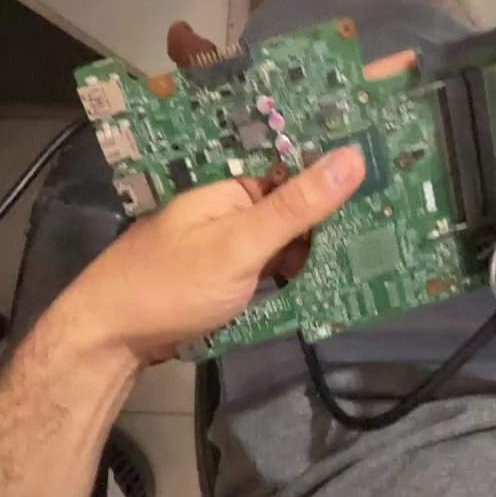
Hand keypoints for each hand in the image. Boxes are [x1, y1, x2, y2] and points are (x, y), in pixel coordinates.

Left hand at [59, 148, 363, 364]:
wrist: (109, 338)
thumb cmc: (172, 285)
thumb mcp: (241, 245)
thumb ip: (295, 207)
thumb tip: (351, 157)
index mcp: (233, 189)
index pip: (298, 175)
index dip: (339, 184)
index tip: (386, 193)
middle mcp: (230, 210)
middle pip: (294, 213)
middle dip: (330, 228)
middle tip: (384, 241)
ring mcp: (225, 247)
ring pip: (283, 247)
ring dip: (313, 260)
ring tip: (365, 270)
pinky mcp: (222, 279)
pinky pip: (267, 273)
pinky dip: (289, 283)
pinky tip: (320, 292)